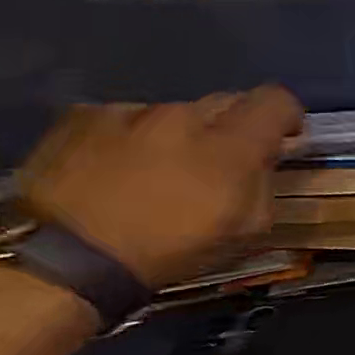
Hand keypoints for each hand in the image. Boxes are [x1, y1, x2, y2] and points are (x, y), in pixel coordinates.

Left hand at [14, 85, 303, 287]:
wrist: (66, 254)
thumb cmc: (174, 247)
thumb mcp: (248, 229)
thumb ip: (264, 184)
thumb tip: (264, 160)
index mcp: (231, 143)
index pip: (276, 100)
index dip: (288, 116)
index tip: (285, 139)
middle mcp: (182, 114)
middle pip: (227, 102)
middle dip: (237, 127)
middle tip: (228, 162)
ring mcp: (128, 111)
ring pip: (177, 112)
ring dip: (185, 135)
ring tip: (167, 171)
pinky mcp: (81, 116)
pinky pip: (129, 119)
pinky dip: (138, 138)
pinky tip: (123, 170)